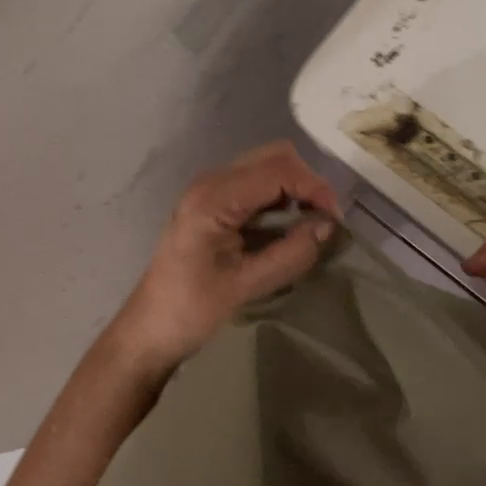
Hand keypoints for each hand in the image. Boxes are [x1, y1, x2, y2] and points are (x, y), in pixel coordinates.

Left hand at [113, 141, 340, 370]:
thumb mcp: (247, 285)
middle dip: (306, 182)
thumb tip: (329, 226)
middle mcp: (211, 181)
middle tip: (325, 221)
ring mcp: (209, 188)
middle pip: (274, 156)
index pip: (278, 169)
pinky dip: (279, 196)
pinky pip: (255, 183)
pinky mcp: (213, 201)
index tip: (335, 220)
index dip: (314, 187)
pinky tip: (287, 226)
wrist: (150, 328)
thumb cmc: (192, 309)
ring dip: (294, 188)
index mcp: (214, 197)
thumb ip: (291, 253)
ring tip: (310, 224)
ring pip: (266, 166)